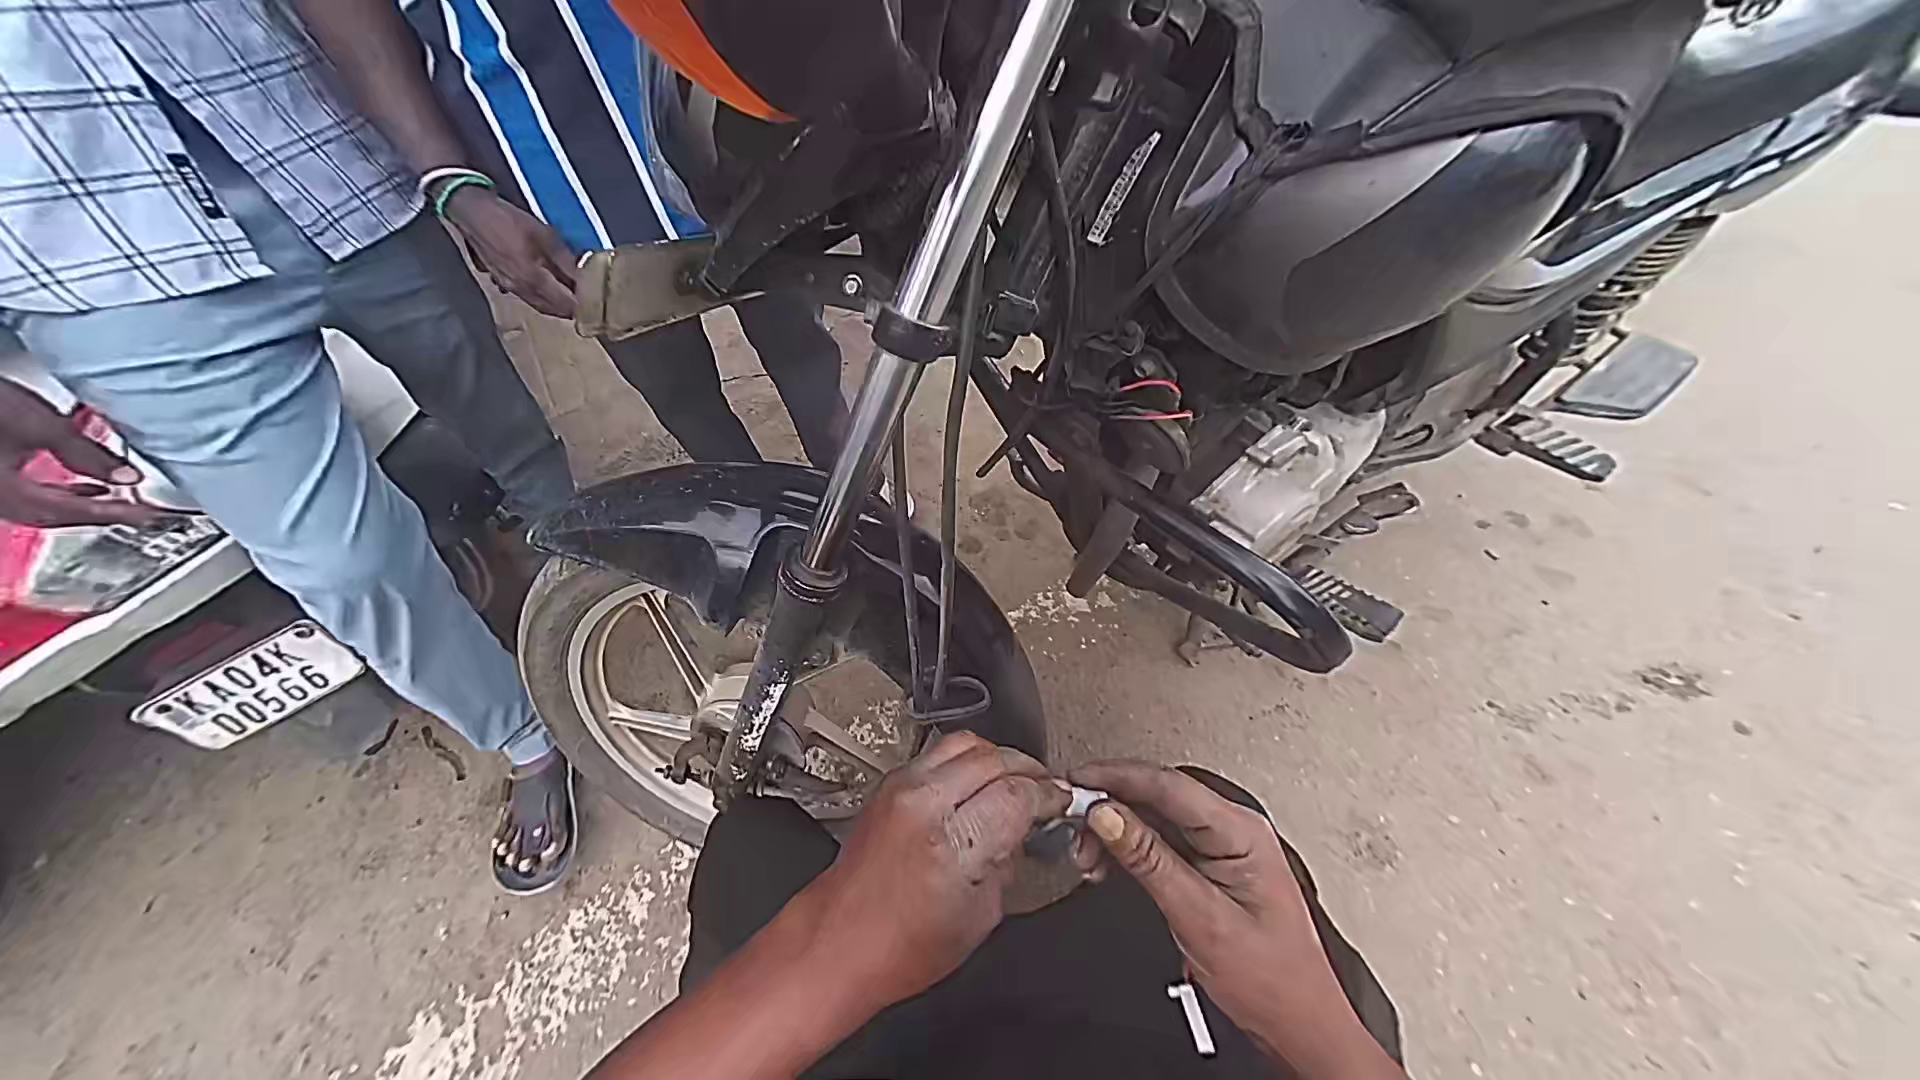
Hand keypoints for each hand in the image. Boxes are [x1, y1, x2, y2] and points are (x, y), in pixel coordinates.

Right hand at [0, 380, 162, 527]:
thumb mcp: (42, 427)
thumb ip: (86, 455)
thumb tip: (129, 477)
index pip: (66, 512)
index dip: (114, 515)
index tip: (153, 517)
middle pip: (48, 516)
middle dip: (99, 516)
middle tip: (145, 515)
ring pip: (35, 508)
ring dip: (82, 507)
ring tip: (124, 503)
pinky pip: (24, 495)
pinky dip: (62, 495)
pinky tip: (89, 488)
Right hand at [441, 186, 578, 317]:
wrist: (470, 210)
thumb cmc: (509, 220)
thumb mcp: (546, 237)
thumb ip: (568, 262)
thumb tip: (587, 279)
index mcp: (534, 280)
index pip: (567, 305)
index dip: (584, 308)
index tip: (600, 305)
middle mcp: (522, 290)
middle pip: (556, 310)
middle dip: (574, 309)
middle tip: (591, 304)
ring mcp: (510, 287)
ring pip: (542, 306)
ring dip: (560, 306)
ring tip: (575, 299)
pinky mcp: (502, 281)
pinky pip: (530, 298)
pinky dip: (545, 300)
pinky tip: (552, 292)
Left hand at [799, 732, 1069, 1009]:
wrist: (839, 941)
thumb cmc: (899, 946)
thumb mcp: (981, 914)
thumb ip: (1009, 859)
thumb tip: (1027, 824)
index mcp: (952, 842)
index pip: (1018, 793)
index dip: (1048, 795)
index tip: (1059, 801)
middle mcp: (924, 803)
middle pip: (996, 759)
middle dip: (1029, 771)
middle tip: (1044, 788)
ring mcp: (903, 786)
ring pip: (967, 742)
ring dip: (999, 757)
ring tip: (1014, 778)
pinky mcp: (891, 782)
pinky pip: (940, 751)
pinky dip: (968, 759)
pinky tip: (978, 781)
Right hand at [1072, 761, 1401, 1078]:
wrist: (1299, 1027)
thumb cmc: (1272, 981)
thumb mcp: (1199, 917)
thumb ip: (1148, 859)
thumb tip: (1106, 815)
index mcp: (1240, 831)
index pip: (1167, 783)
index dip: (1116, 777)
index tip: (1079, 782)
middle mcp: (1230, 828)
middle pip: (1156, 794)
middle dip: (1109, 804)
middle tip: (1074, 819)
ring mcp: (1218, 844)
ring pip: (1152, 815)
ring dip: (1114, 828)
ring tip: (1087, 852)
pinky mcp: (1204, 861)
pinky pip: (1156, 838)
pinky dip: (1125, 846)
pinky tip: (1106, 861)